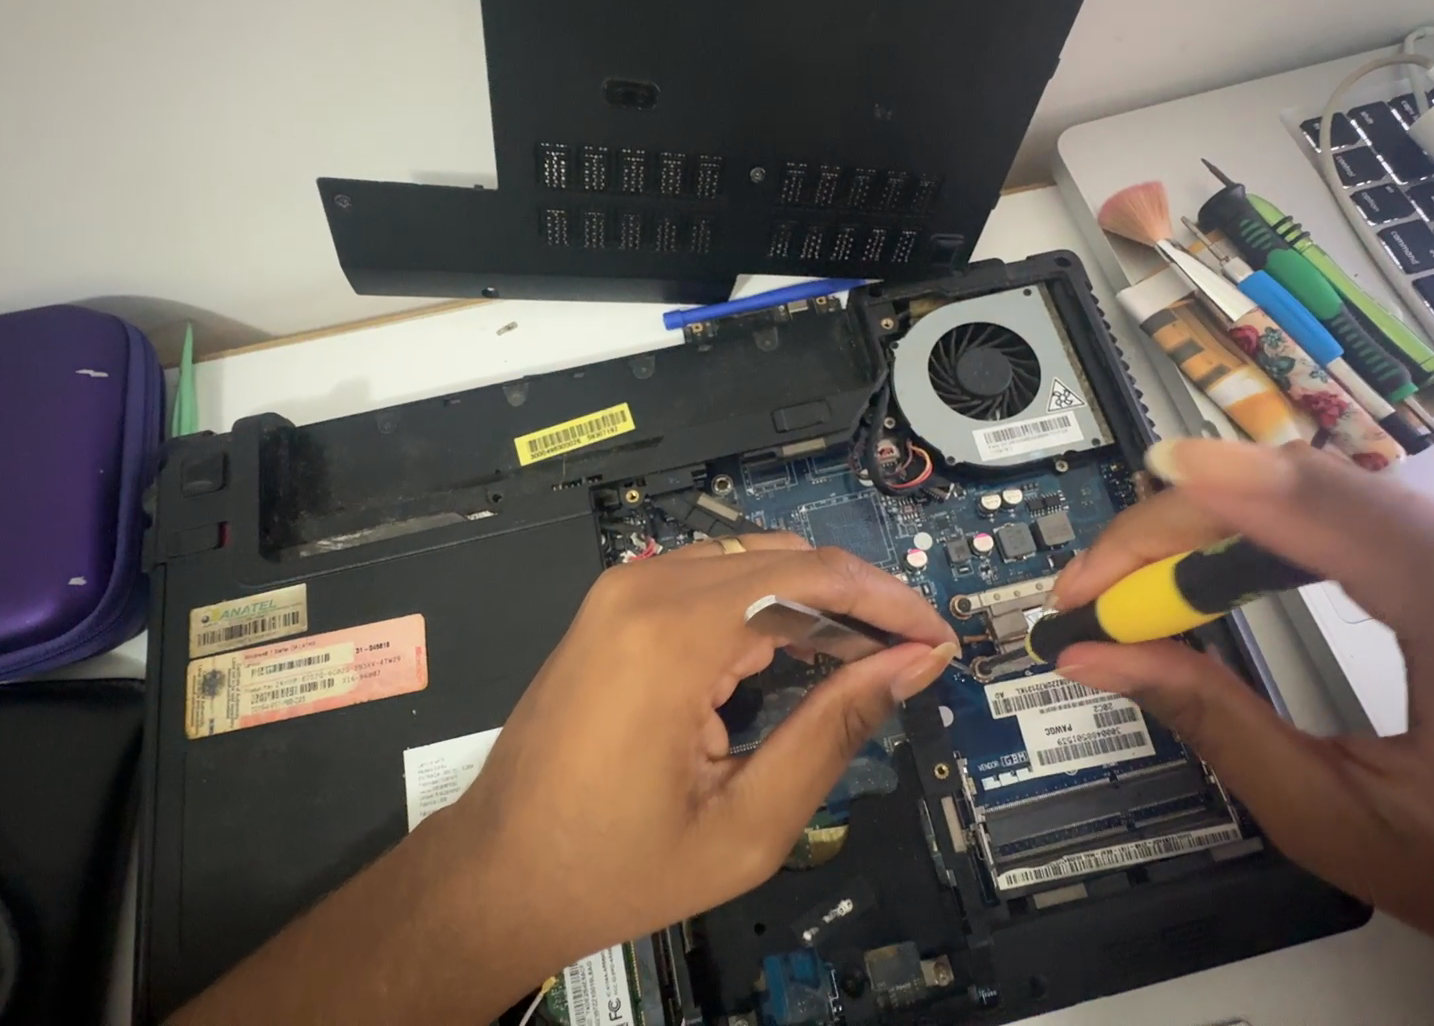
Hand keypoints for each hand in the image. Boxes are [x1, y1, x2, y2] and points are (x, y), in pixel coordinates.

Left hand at [173, 533, 956, 1025]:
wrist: (498, 874)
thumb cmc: (619, 866)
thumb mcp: (748, 823)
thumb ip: (835, 731)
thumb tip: (909, 665)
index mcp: (673, 634)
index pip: (809, 576)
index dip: (886, 600)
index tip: (935, 637)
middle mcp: (645, 587)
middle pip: (783, 559)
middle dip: (857, 599)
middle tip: (909, 653)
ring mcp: (622, 589)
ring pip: (749, 564)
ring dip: (814, 601)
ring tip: (866, 657)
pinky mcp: (615, 605)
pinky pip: (710, 582)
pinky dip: (766, 607)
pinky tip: (798, 651)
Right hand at [1050, 439, 1433, 1021]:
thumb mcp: (1327, 817)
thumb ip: (1211, 722)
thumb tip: (1091, 656)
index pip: (1368, 528)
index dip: (1254, 488)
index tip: (1155, 475)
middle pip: (1313, 492)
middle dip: (1182, 523)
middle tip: (1091, 588)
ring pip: (1308, 488)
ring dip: (1198, 522)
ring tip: (1124, 582)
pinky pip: (1323, 507)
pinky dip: (1237, 525)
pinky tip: (1190, 562)